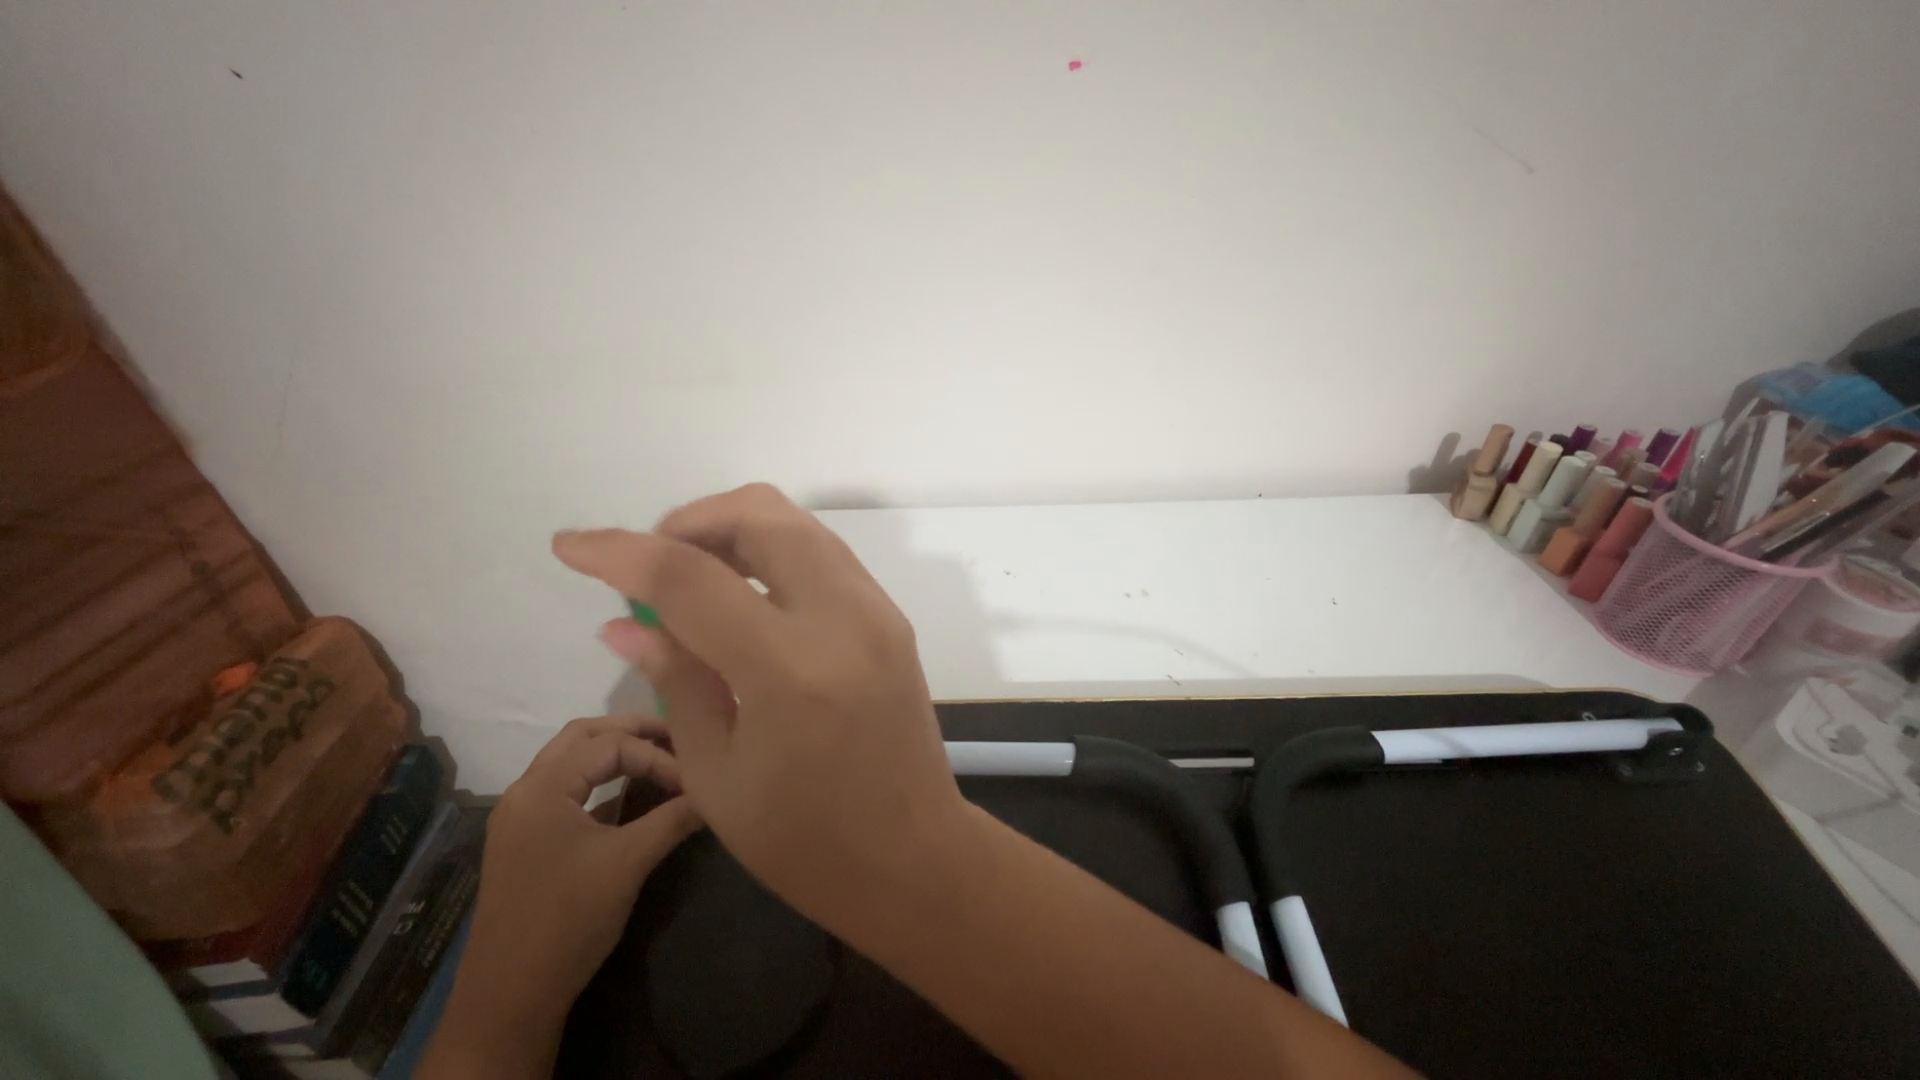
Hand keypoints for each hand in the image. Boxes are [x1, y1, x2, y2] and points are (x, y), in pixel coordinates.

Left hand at [467, 715, 700, 1001]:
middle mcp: (524, 790)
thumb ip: (673, 819)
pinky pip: (562, 787)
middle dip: (632, 732)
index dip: (657, 756)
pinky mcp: (523, 840)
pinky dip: (597, 778)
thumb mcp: (629, 863)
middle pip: (582, 736)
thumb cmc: (568, 919)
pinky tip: (625, 793)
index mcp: (542, 787)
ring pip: (568, 759)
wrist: (510, 994)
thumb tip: (716, 793)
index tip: (694, 781)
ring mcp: (519, 816)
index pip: (610, 745)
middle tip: (678, 738)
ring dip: (612, 751)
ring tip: (658, 757)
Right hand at [551, 483, 968, 922]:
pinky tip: (742, 592)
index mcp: (789, 669)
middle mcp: (842, 618)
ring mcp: (877, 611)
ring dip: (734, 528)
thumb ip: (675, 680)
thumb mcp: (717, 773)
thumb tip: (621, 621)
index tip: (570, 546)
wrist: (914, 856)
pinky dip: (775, 550)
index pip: (691, 579)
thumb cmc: (805, 840)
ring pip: (798, 524)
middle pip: (760, 515)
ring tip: (690, 575)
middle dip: (689, 521)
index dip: (620, 553)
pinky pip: (825, 554)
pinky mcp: (893, 617)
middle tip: (648, 563)